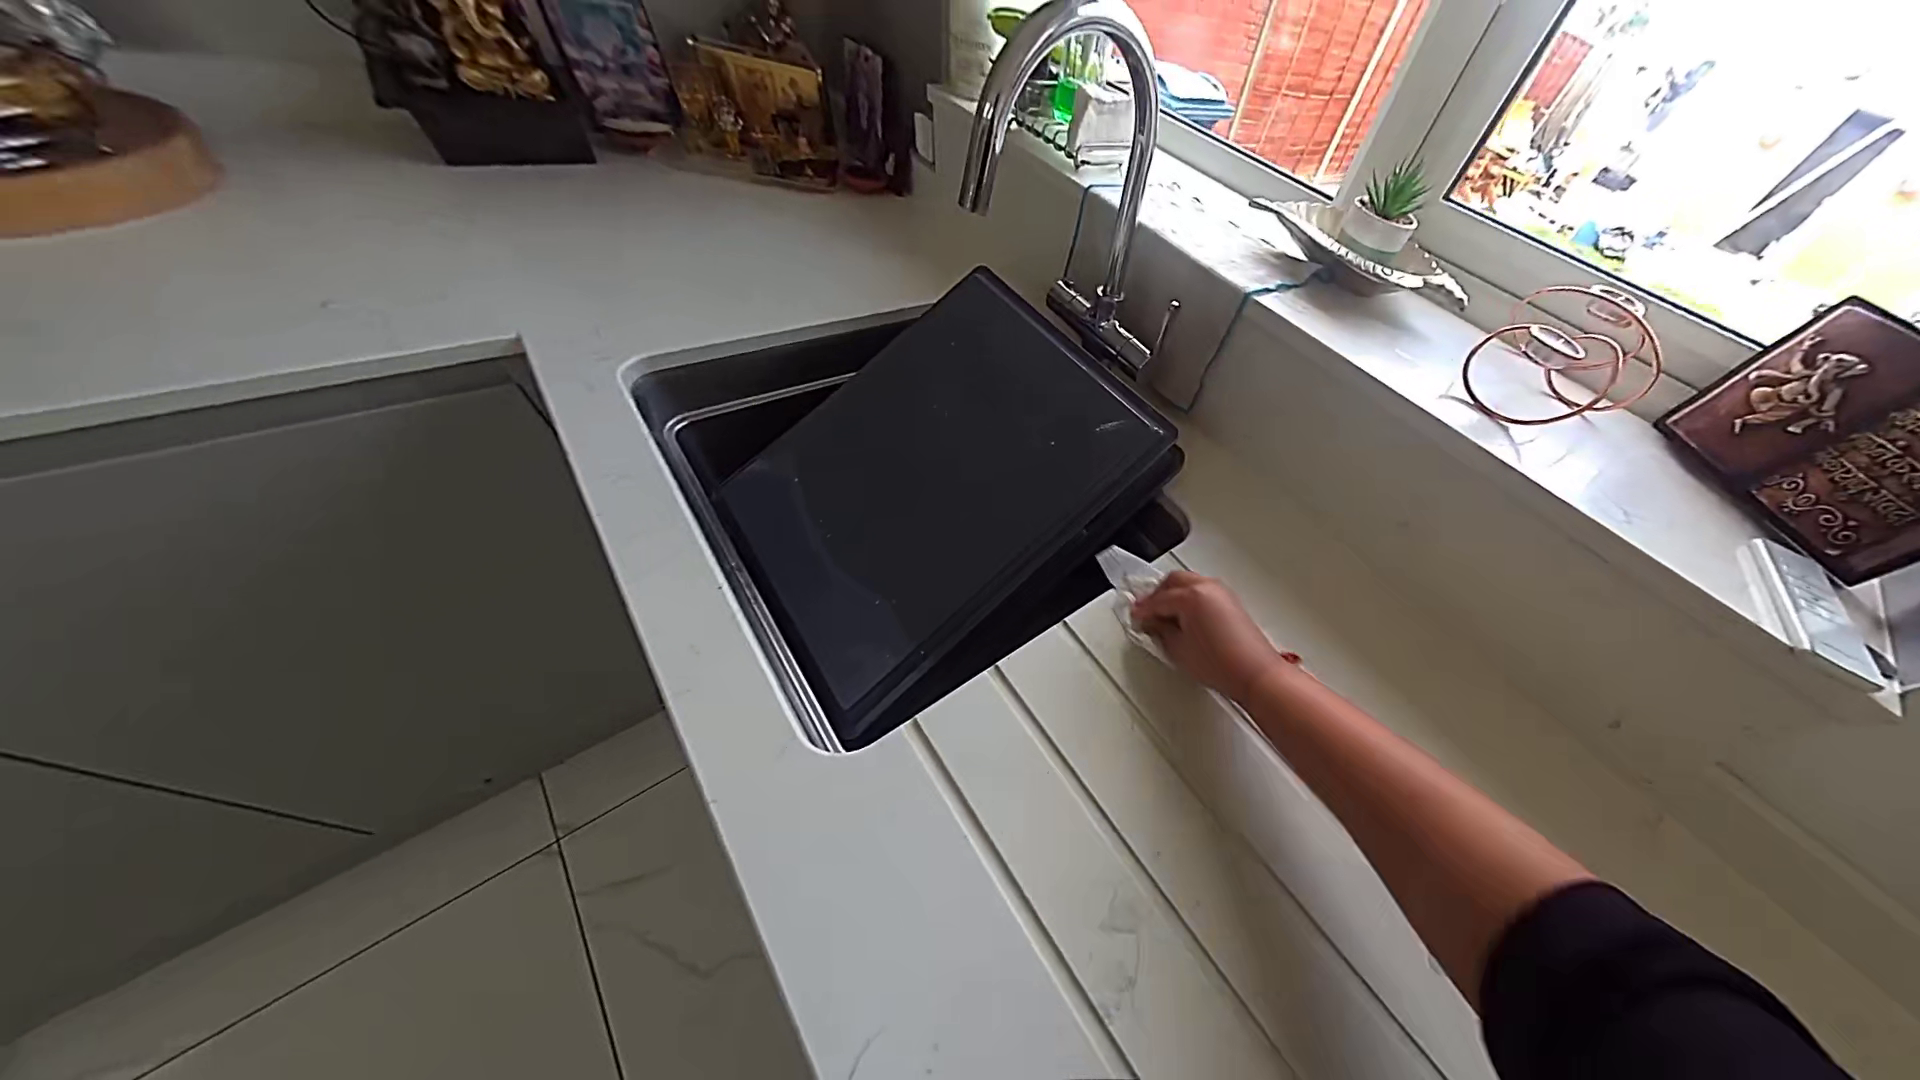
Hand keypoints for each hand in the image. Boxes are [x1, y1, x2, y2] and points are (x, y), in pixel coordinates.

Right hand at [1131, 571, 1295, 702]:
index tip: (1136, 617)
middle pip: (1172, 581)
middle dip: (1156, 594)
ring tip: (1163, 614)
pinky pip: (1202, 590)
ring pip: (1188, 582)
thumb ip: (1160, 631)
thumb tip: (1154, 624)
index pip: (1157, 599)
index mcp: (1190, 596)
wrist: (1256, 675)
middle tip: (1146, 611)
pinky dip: (1189, 598)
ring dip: (1173, 593)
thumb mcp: (1177, 648)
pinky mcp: (1231, 602)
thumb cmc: (1223, 664)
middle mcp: (1207, 588)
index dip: (1142, 610)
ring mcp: (1221, 593)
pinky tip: (1183, 615)